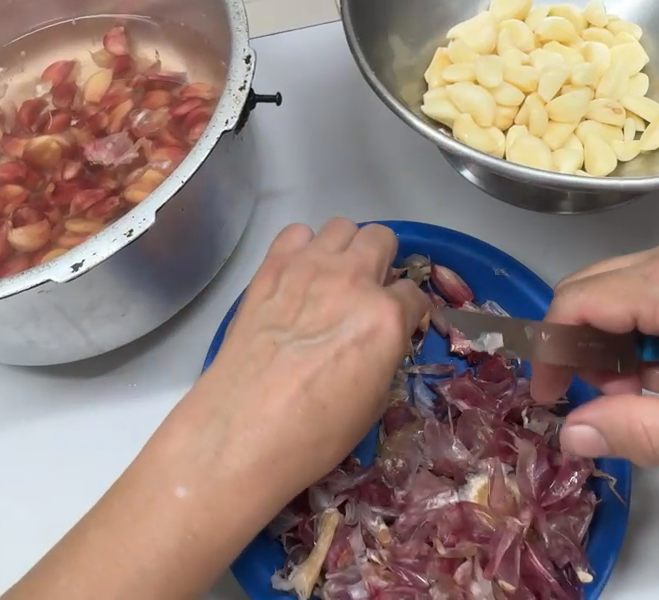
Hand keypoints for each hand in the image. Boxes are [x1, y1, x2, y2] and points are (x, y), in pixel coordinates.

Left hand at [177, 219, 428, 506]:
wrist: (244, 428)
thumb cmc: (316, 432)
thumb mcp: (374, 400)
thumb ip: (385, 350)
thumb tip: (382, 334)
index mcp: (385, 317)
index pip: (414, 293)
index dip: (409, 309)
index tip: (400, 319)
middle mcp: (352, 279)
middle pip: (381, 238)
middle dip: (382, 260)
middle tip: (370, 286)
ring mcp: (309, 266)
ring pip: (341, 226)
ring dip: (344, 248)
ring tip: (333, 274)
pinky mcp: (272, 265)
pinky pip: (296, 232)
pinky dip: (303, 246)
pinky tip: (298, 272)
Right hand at [533, 237, 658, 473]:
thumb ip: (642, 431)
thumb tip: (573, 433)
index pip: (577, 302)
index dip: (551, 352)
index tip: (550, 398)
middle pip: (591, 291)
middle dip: (580, 348)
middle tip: (599, 404)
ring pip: (618, 292)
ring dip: (613, 344)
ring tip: (647, 397)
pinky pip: (650, 293)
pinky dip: (643, 334)